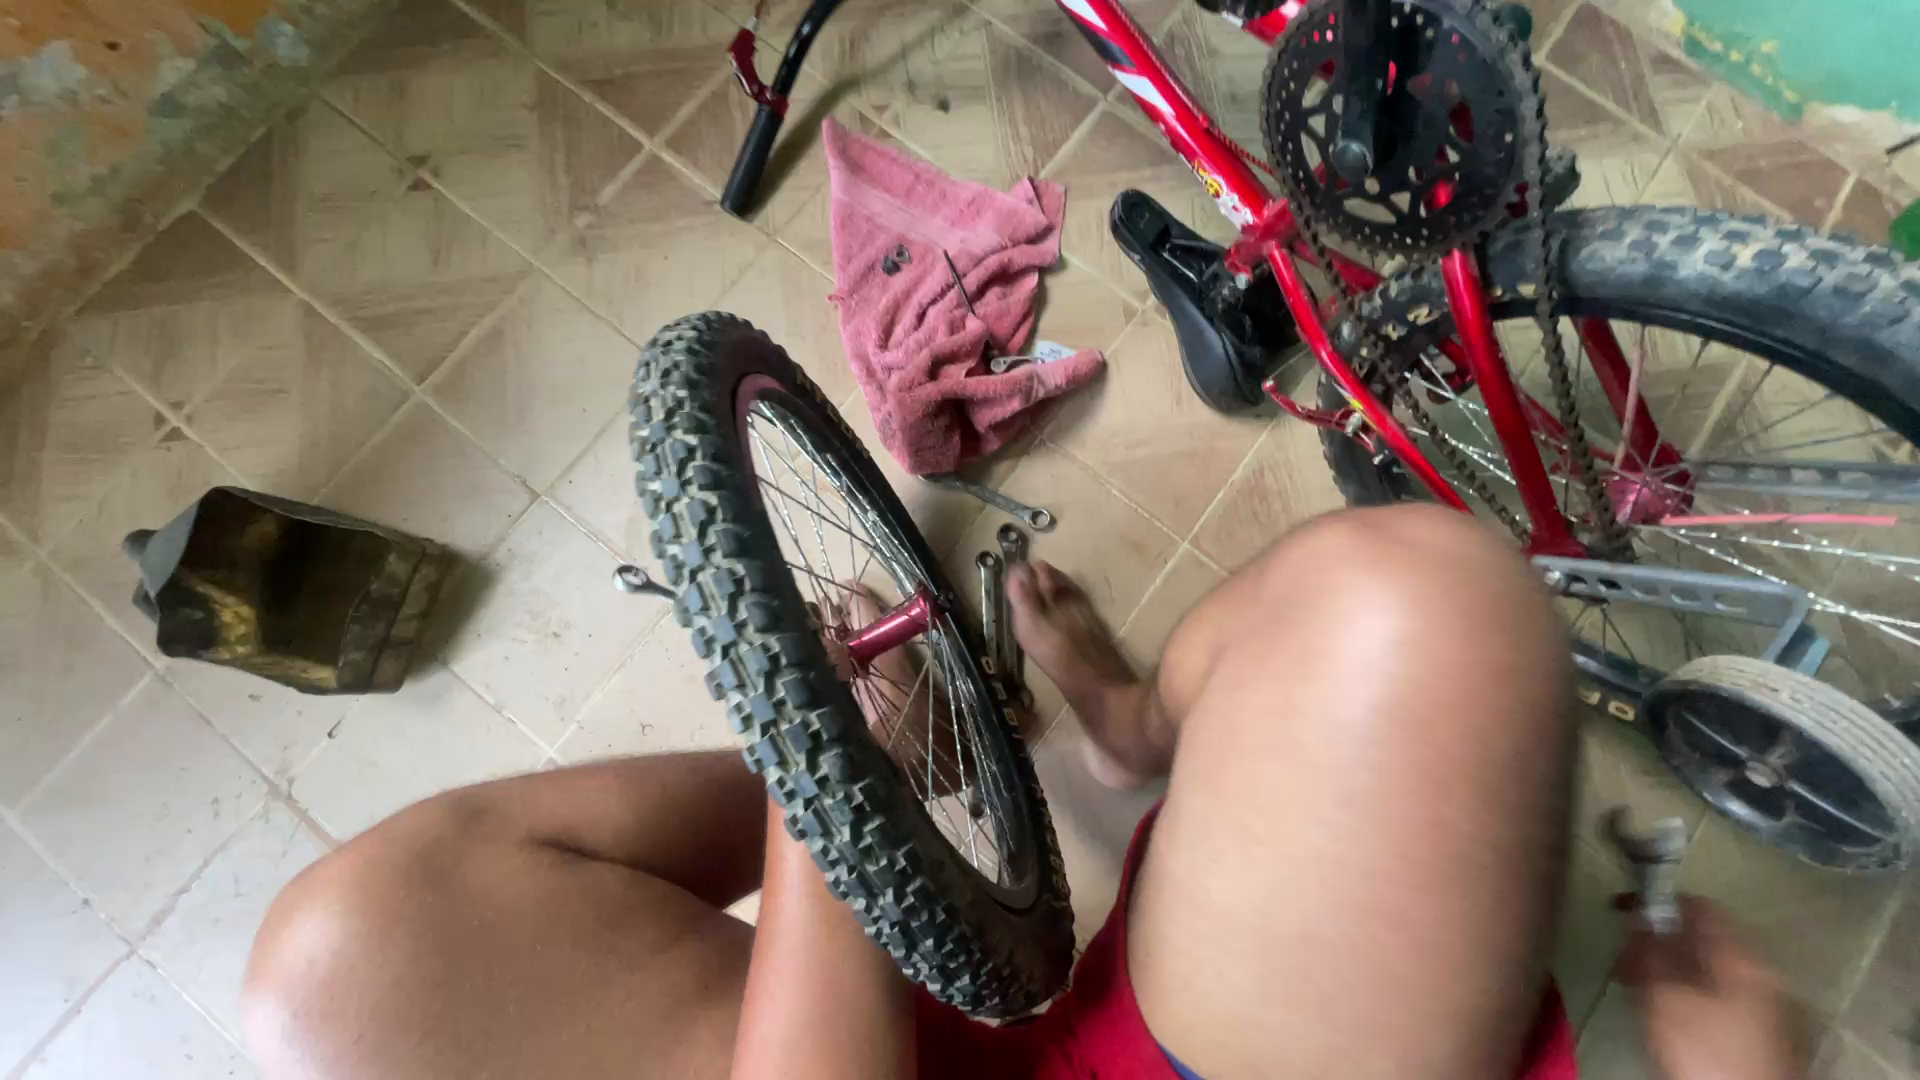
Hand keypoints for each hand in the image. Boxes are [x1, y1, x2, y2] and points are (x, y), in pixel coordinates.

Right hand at [1617, 895, 1800, 1079]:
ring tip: (1633, 983)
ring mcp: (1769, 1009)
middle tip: (1622, 954)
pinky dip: (1685, 991)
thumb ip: (1647, 946)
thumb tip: (1636, 914)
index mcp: (1745, 961)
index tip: (1621, 907)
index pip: (1702, 907)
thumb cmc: (1701, 1046)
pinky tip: (1660, 1007)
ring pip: (1707, 969)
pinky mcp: (1762, 1034)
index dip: (1658, 900)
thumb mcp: (1660, 992)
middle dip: (1657, 941)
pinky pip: (1716, 995)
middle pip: (1703, 940)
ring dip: (1666, 968)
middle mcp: (1764, 978)